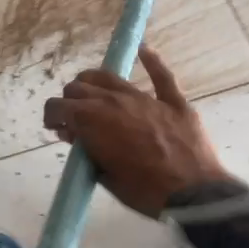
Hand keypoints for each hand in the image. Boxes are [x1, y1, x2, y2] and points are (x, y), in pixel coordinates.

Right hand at [43, 47, 232, 217]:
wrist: (195, 197)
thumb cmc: (143, 190)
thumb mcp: (101, 174)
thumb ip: (84, 148)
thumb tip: (73, 133)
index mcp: (90, 119)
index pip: (57, 106)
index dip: (52, 117)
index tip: (57, 128)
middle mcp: (111, 101)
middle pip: (78, 87)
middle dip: (70, 101)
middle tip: (76, 118)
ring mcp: (144, 99)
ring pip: (108, 77)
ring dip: (93, 83)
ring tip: (94, 93)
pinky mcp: (174, 103)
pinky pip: (162, 76)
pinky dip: (152, 60)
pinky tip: (144, 50)